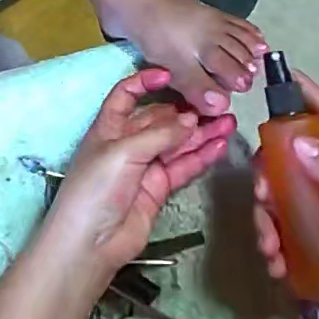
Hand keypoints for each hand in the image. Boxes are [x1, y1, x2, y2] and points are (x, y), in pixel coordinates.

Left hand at [41, 70, 234, 273]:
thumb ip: (159, 134)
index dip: (145, 82)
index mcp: (108, 126)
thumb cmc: (95, 190)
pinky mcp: (158, 188)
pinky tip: (219, 146)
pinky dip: (201, 156)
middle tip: (217, 103)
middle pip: (159, 119)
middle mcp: (127, 142)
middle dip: (186, 111)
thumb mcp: (123, 152)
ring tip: (228, 122)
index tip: (171, 73)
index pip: (126, 95)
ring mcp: (144, 166)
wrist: (90, 244)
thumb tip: (191, 119)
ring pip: (176, 143)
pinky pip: (182, 166)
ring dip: (201, 133)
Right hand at [252, 73, 318, 318]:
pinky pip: (285, 235)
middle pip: (289, 160)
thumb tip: (295, 139)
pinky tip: (277, 268)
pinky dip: (274, 248)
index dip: (307, 94)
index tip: (280, 75)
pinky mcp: (318, 246)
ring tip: (270, 251)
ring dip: (267, 221)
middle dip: (266, 175)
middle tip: (260, 198)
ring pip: (281, 201)